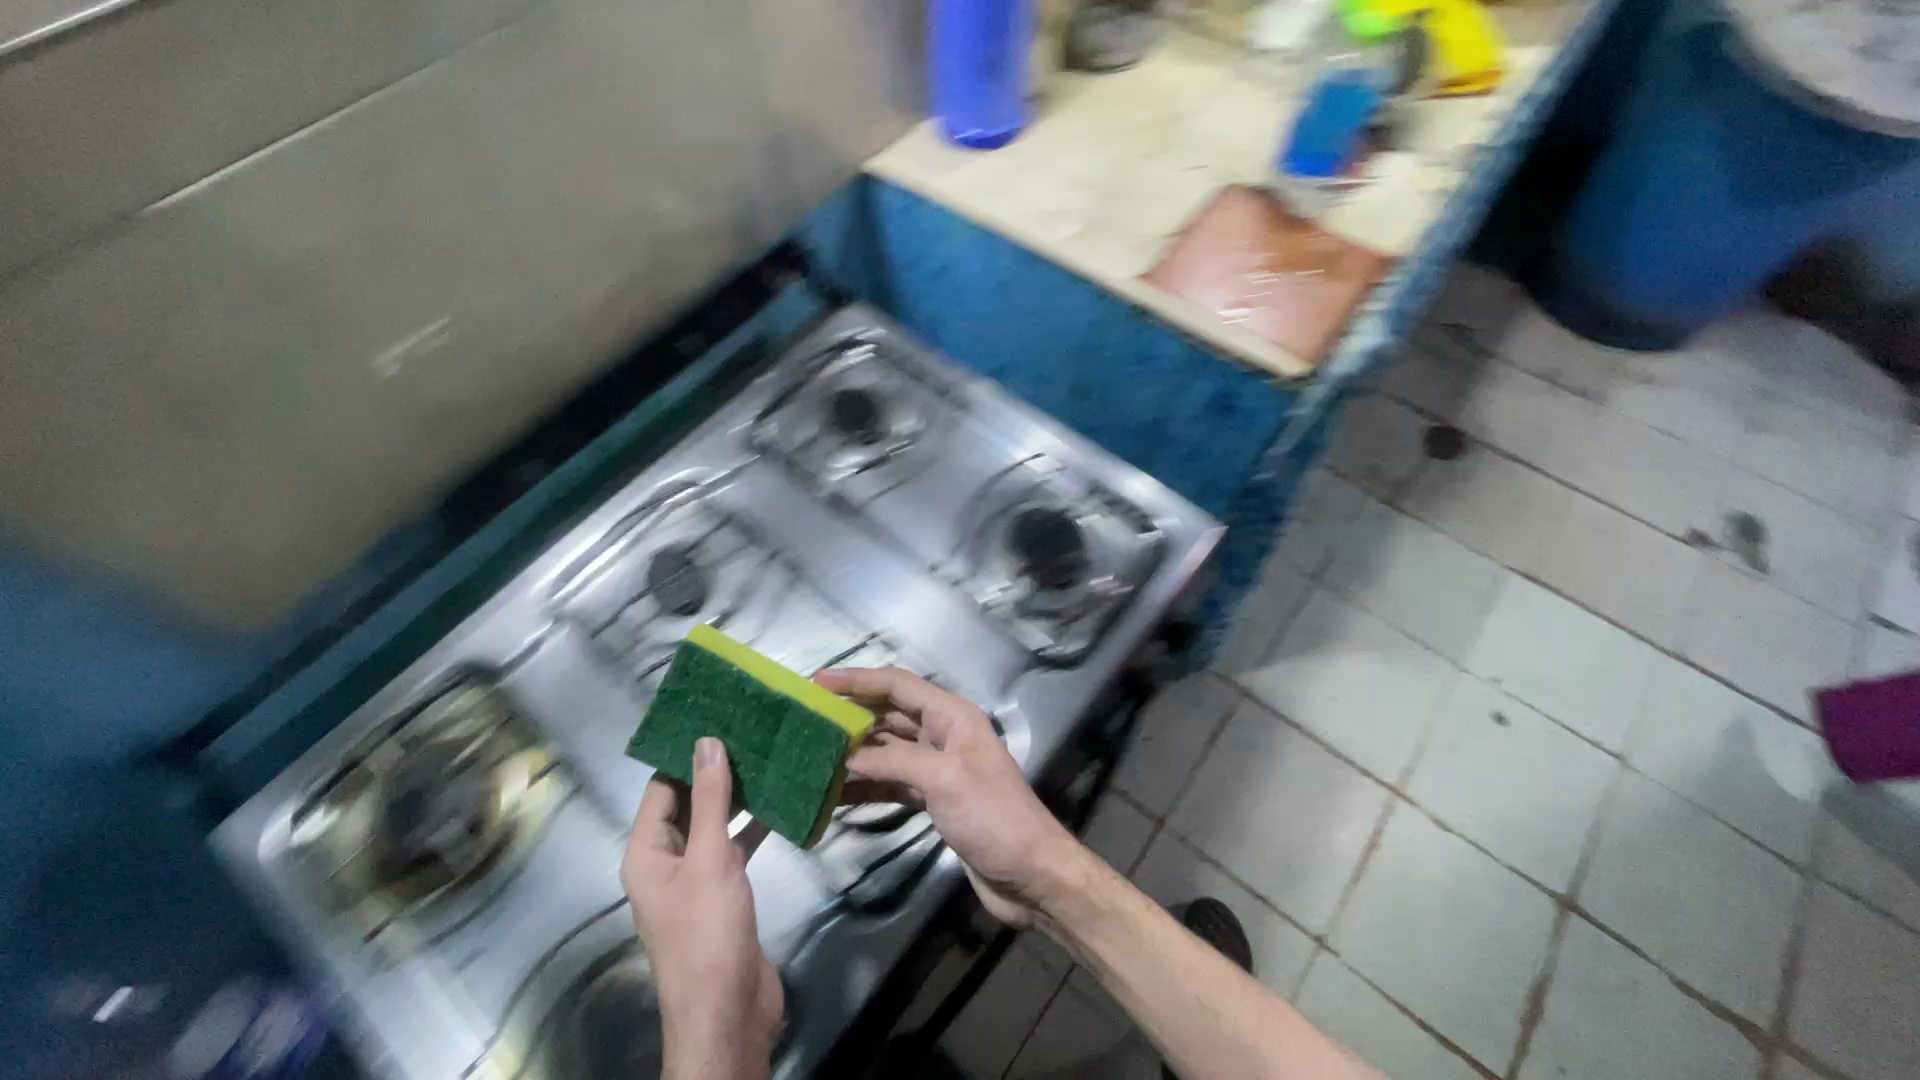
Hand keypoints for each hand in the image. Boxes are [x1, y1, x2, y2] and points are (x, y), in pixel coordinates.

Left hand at [622, 738, 782, 1079]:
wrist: (728, 1009)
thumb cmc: (707, 930)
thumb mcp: (708, 857)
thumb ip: (710, 798)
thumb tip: (706, 742)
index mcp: (646, 853)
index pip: (661, 789)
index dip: (684, 754)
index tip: (716, 718)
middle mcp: (666, 862)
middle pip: (688, 805)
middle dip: (716, 773)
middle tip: (751, 733)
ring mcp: (695, 880)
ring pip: (714, 827)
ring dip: (739, 799)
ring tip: (770, 759)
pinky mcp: (724, 895)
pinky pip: (734, 850)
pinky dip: (754, 830)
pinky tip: (782, 807)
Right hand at [813, 667, 1085, 928]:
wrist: (1030, 875)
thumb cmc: (993, 817)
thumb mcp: (944, 780)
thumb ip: (893, 761)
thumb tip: (846, 756)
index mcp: (953, 717)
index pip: (898, 685)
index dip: (857, 679)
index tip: (816, 681)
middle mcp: (943, 735)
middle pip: (888, 714)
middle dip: (849, 715)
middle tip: (804, 720)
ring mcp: (937, 768)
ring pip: (885, 751)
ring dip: (851, 754)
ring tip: (809, 757)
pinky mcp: (932, 800)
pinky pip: (889, 783)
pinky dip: (864, 786)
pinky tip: (832, 794)